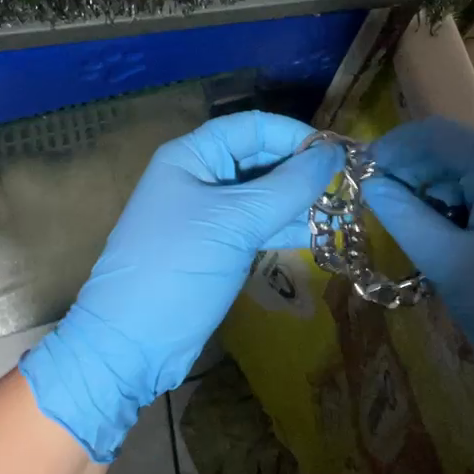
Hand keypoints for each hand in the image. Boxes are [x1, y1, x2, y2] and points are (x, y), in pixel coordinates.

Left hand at [19, 111, 339, 461]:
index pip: (253, 127)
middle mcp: (201, 175)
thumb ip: (288, 186)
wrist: (129, 347)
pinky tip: (317, 234)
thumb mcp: (235, 222)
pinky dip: (285, 226)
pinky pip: (258, 224)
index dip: (295, 135)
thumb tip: (335, 154)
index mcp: (193, 155)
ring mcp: (208, 213)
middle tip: (344, 185)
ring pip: (263, 193)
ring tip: (339, 210)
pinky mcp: (218, 246)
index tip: (336, 153)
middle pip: (260, 157)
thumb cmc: (178, 267)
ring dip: (298, 200)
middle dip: (300, 169)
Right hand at [363, 118, 473, 473]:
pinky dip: (463, 216)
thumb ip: (406, 218)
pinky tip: (449, 249)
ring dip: (437, 199)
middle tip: (381, 214)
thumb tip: (370, 183)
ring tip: (413, 238)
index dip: (392, 149)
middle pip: (456, 154)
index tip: (358, 178)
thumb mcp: (452, 267)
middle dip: (414, 176)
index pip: (436, 134)